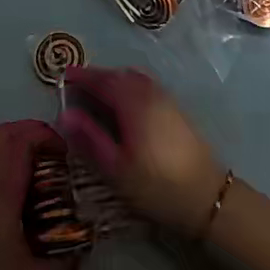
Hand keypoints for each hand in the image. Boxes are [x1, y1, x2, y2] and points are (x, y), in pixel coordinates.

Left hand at [0, 120, 76, 269]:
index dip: (45, 137)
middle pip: (2, 133)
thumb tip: (87, 242)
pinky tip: (3, 164)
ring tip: (32, 155)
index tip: (63, 155)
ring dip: (13, 136)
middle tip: (53, 152)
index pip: (18, 144)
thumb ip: (67, 264)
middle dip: (33, 132)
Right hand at [58, 66, 228, 238]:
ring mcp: (168, 99)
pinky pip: (147, 86)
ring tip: (96, 94)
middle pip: (122, 76)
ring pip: (136, 79)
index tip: (65, 74)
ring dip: (115, 80)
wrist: (204, 194)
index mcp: (136, 104)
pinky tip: (123, 104)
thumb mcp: (116, 168)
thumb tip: (65, 115)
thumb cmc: (156, 185)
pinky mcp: (176, 109)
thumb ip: (90, 139)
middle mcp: (153, 94)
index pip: (106, 81)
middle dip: (99, 77)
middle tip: (76, 86)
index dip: (84, 76)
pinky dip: (130, 86)